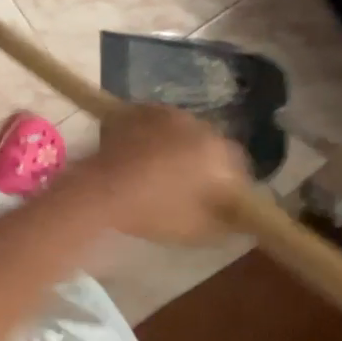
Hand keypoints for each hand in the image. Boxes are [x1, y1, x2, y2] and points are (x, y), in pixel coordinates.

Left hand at [82, 105, 248, 243]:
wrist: (102, 188)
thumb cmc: (155, 211)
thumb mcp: (202, 231)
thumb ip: (228, 223)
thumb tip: (235, 218)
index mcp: (219, 153)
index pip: (239, 168)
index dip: (231, 186)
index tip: (220, 201)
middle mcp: (197, 125)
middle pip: (211, 145)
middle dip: (205, 162)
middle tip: (190, 185)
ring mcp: (164, 113)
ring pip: (183, 131)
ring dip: (179, 145)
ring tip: (161, 168)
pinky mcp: (137, 108)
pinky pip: (155, 123)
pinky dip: (154, 135)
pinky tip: (141, 153)